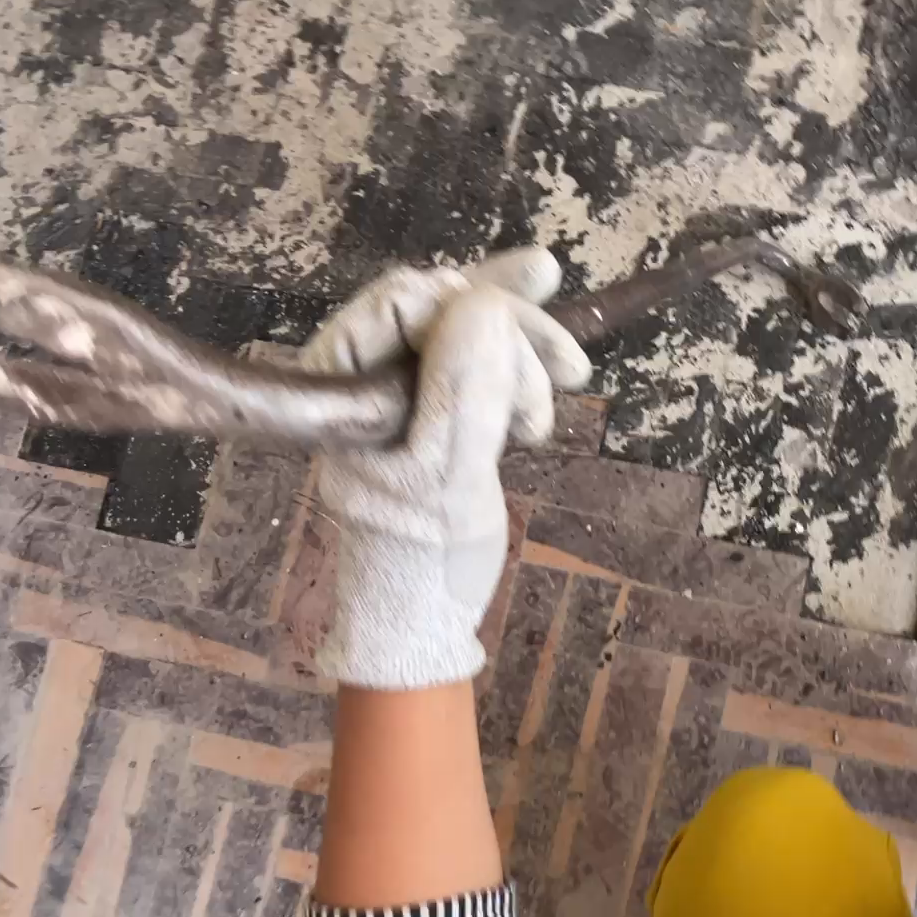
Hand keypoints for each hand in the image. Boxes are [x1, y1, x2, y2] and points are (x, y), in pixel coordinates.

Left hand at [300, 249, 590, 688]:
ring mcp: (409, 392)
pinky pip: (486, 365)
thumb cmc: (424, 562)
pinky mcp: (442, 410)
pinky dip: (525, 372)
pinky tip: (552, 388)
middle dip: (513, 331)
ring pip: (475, 335)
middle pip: (447, 309)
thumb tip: (487, 302)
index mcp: (342, 383)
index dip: (476, 306)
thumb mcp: (446, 479)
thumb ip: (462, 391)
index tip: (543, 332)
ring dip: (527, 359)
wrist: (429, 615)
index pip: (406, 301)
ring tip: (547, 417)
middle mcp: (368, 375)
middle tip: (573, 366)